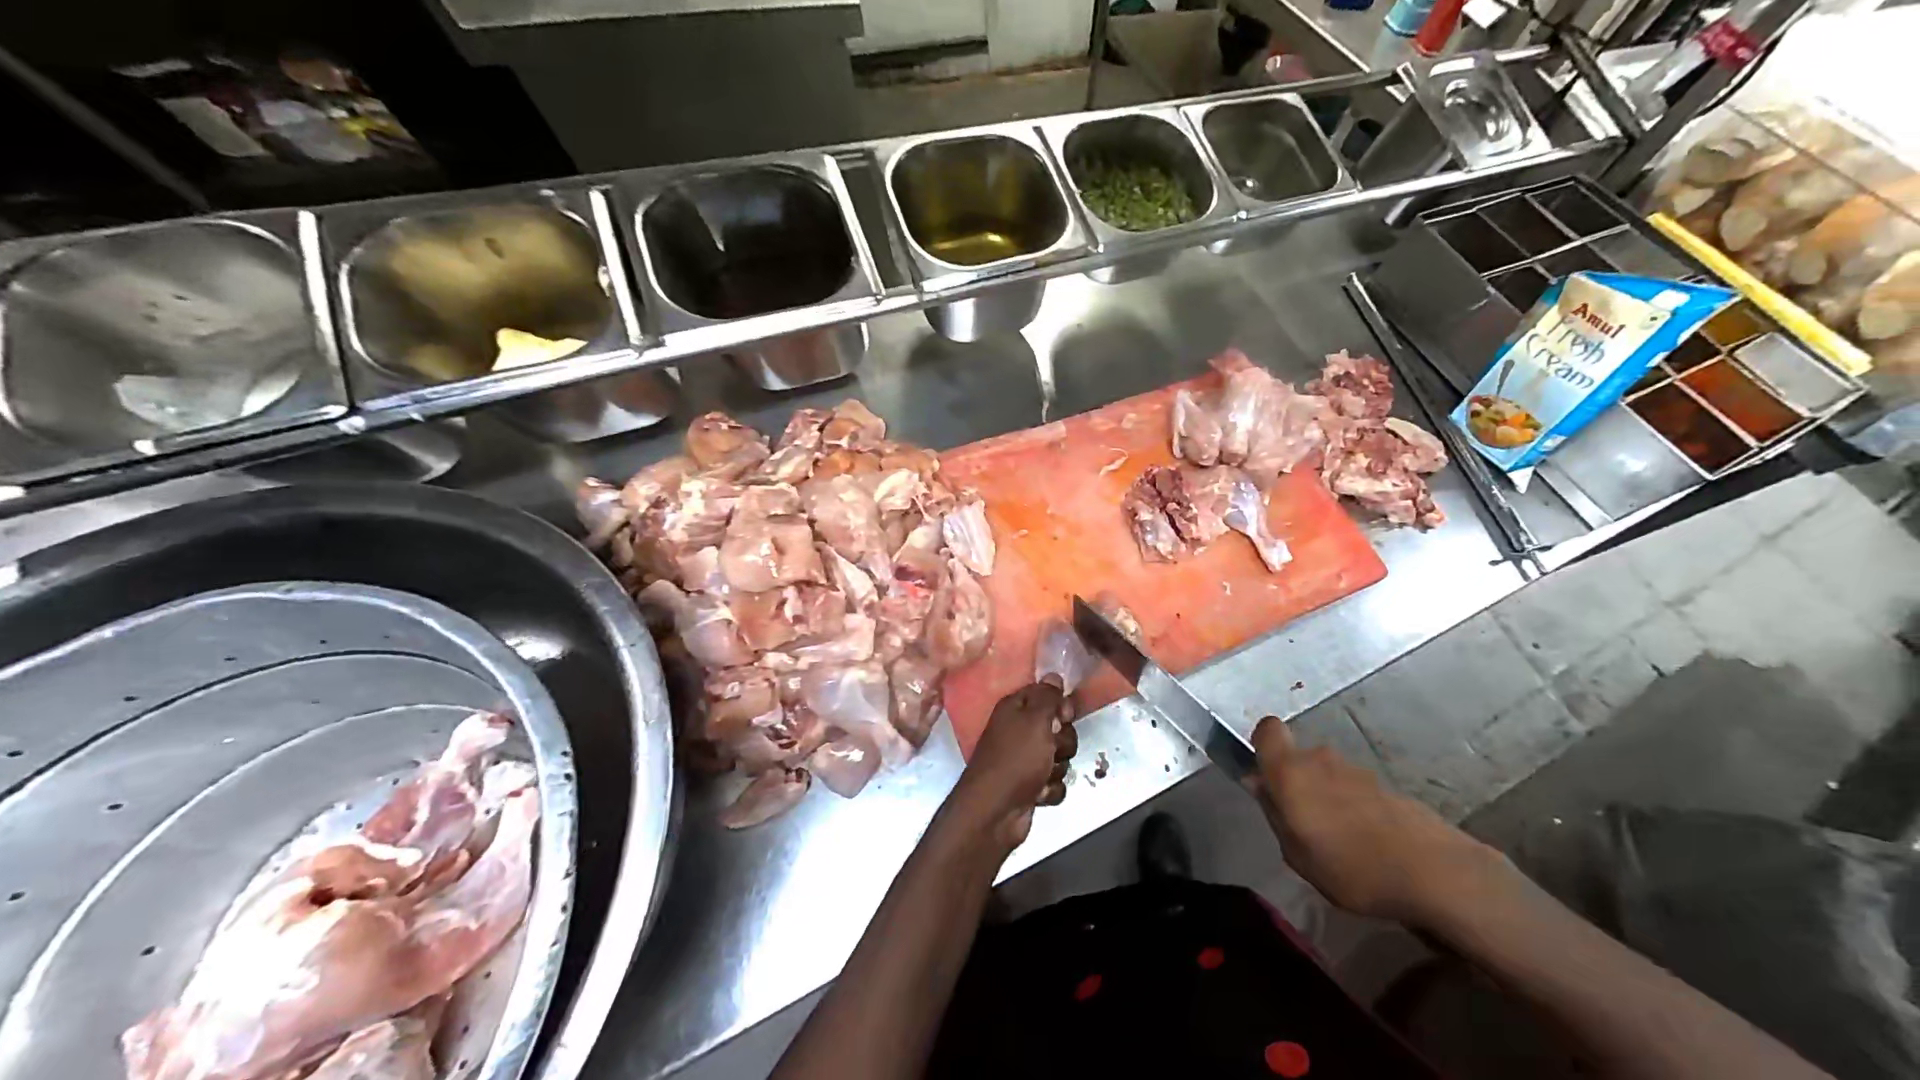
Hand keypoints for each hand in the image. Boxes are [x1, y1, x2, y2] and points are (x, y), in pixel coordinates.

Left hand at [952, 679, 1076, 850]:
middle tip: (1051, 749)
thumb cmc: (1015, 759)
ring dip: (1057, 768)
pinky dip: (1050, 790)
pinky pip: (1055, 782)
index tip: (1063, 716)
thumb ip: (1047, 697)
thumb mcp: (1034, 720)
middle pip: (1059, 728)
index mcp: (1015, 709)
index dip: (1059, 705)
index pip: (1046, 694)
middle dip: (1063, 742)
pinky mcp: (1030, 786)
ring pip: (1060, 757)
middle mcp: (1018, 731)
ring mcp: (1024, 760)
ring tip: (1041, 775)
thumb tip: (1053, 675)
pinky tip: (1038, 794)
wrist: (995, 810)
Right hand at [1248, 716, 1509, 927]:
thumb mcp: (1296, 854)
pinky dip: (1355, 810)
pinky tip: (1368, 846)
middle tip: (1302, 824)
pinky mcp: (1388, 787)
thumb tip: (1260, 784)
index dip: (1263, 745)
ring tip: (1340, 842)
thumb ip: (1274, 813)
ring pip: (1327, 776)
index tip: (1265, 775)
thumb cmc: (1352, 867)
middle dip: (1296, 783)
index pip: (1267, 730)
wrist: (1437, 874)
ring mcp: (1358, 771)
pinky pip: (1355, 792)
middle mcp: (1321, 759)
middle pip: (1298, 759)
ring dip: (1327, 799)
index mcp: (1291, 771)